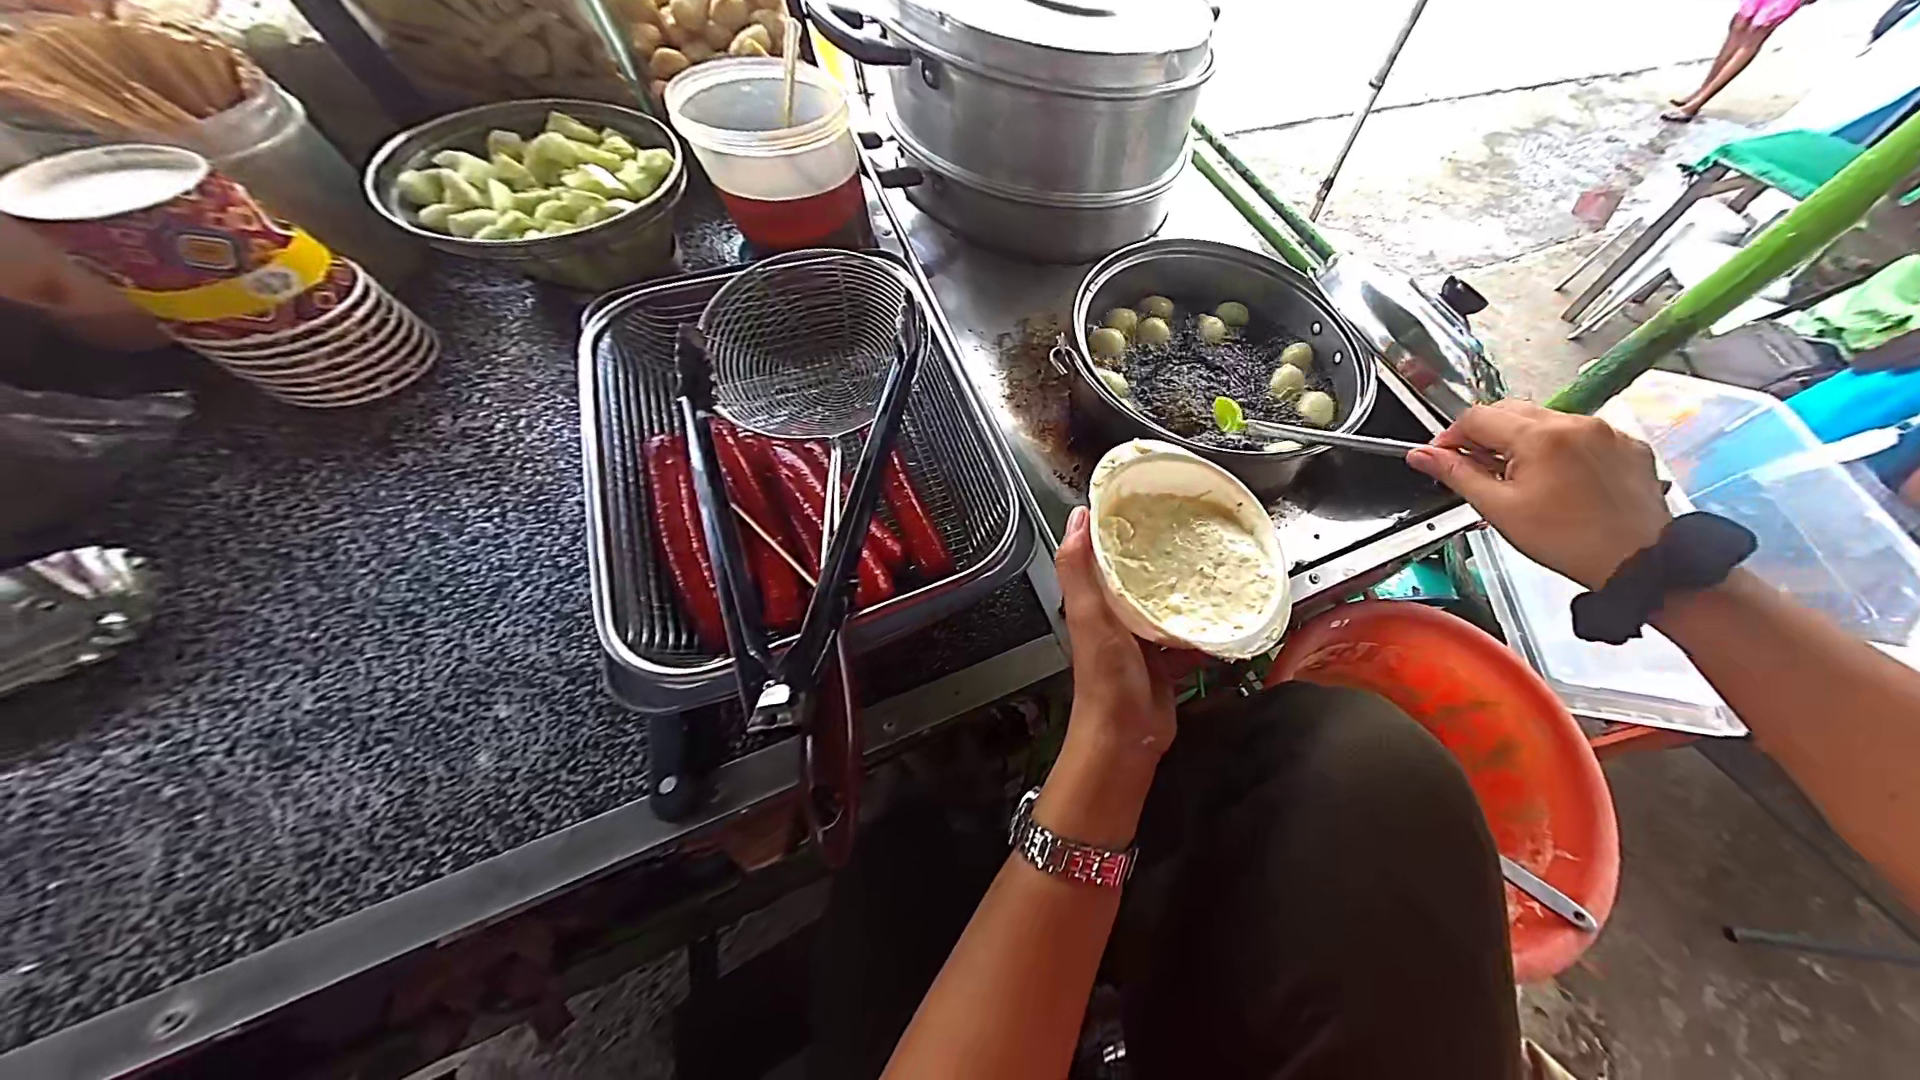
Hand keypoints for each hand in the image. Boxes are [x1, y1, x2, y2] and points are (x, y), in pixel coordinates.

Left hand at [1038, 506, 1190, 846]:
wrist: (1127, 736)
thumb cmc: (1106, 680)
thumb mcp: (1090, 616)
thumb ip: (1078, 569)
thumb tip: (1077, 519)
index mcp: (1094, 600)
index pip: (1105, 553)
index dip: (1120, 528)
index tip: (1143, 502)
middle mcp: (1116, 615)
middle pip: (1139, 576)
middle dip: (1161, 554)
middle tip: (1190, 531)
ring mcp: (1142, 638)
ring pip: (1167, 603)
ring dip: (1186, 590)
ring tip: (1213, 566)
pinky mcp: (1166, 660)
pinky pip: (1188, 635)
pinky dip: (1205, 627)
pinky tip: (1226, 615)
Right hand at [1406, 400, 1672, 588]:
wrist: (1638, 560)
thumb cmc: (1567, 539)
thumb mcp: (1496, 506)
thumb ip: (1455, 473)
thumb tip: (1421, 455)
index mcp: (1541, 437)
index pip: (1476, 417)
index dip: (1450, 437)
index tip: (1442, 458)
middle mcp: (1576, 424)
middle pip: (1509, 410)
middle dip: (1483, 435)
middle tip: (1474, 468)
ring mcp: (1606, 432)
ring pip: (1542, 419)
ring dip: (1517, 440)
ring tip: (1513, 477)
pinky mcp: (1626, 444)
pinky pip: (1576, 433)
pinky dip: (1554, 448)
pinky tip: (1550, 479)